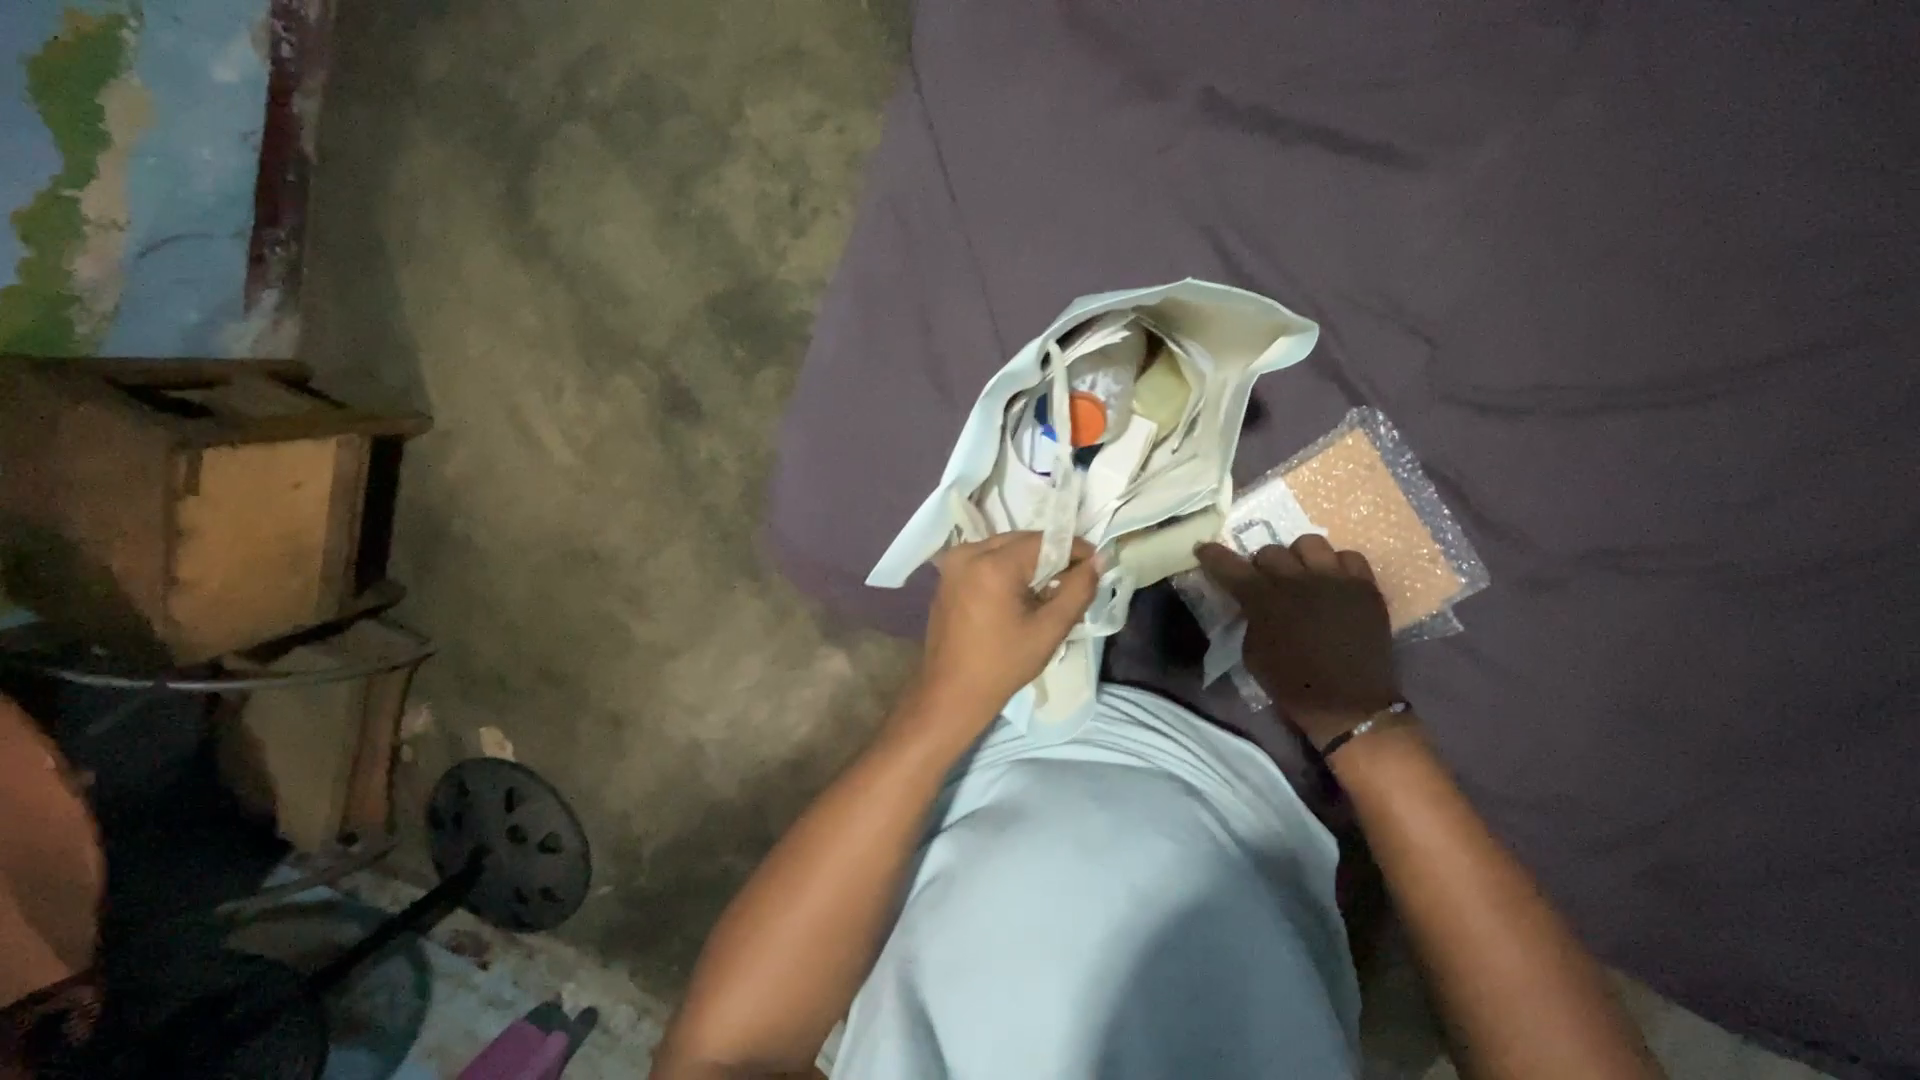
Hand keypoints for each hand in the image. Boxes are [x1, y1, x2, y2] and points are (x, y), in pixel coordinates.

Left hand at [919, 533, 1098, 715]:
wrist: (952, 691)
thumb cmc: (1003, 664)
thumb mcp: (1049, 629)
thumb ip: (1078, 590)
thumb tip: (1098, 560)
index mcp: (992, 565)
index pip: (1043, 541)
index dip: (1073, 548)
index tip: (1094, 564)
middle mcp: (968, 553)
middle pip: (1022, 540)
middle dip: (1051, 554)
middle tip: (1075, 578)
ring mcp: (953, 563)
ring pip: (1004, 547)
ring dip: (1029, 561)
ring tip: (1050, 587)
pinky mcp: (948, 575)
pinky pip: (986, 559)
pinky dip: (1008, 568)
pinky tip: (1021, 592)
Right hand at [1195, 536, 1398, 748]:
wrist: (1348, 704)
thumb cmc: (1292, 684)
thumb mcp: (1253, 652)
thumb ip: (1251, 619)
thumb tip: (1253, 602)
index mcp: (1265, 600)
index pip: (1230, 566)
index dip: (1213, 555)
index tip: (1204, 548)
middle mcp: (1298, 581)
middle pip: (1270, 551)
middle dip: (1261, 565)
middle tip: (1266, 582)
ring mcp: (1335, 580)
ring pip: (1310, 543)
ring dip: (1299, 558)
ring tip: (1302, 576)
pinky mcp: (1365, 587)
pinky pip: (1349, 557)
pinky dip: (1337, 565)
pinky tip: (1334, 582)